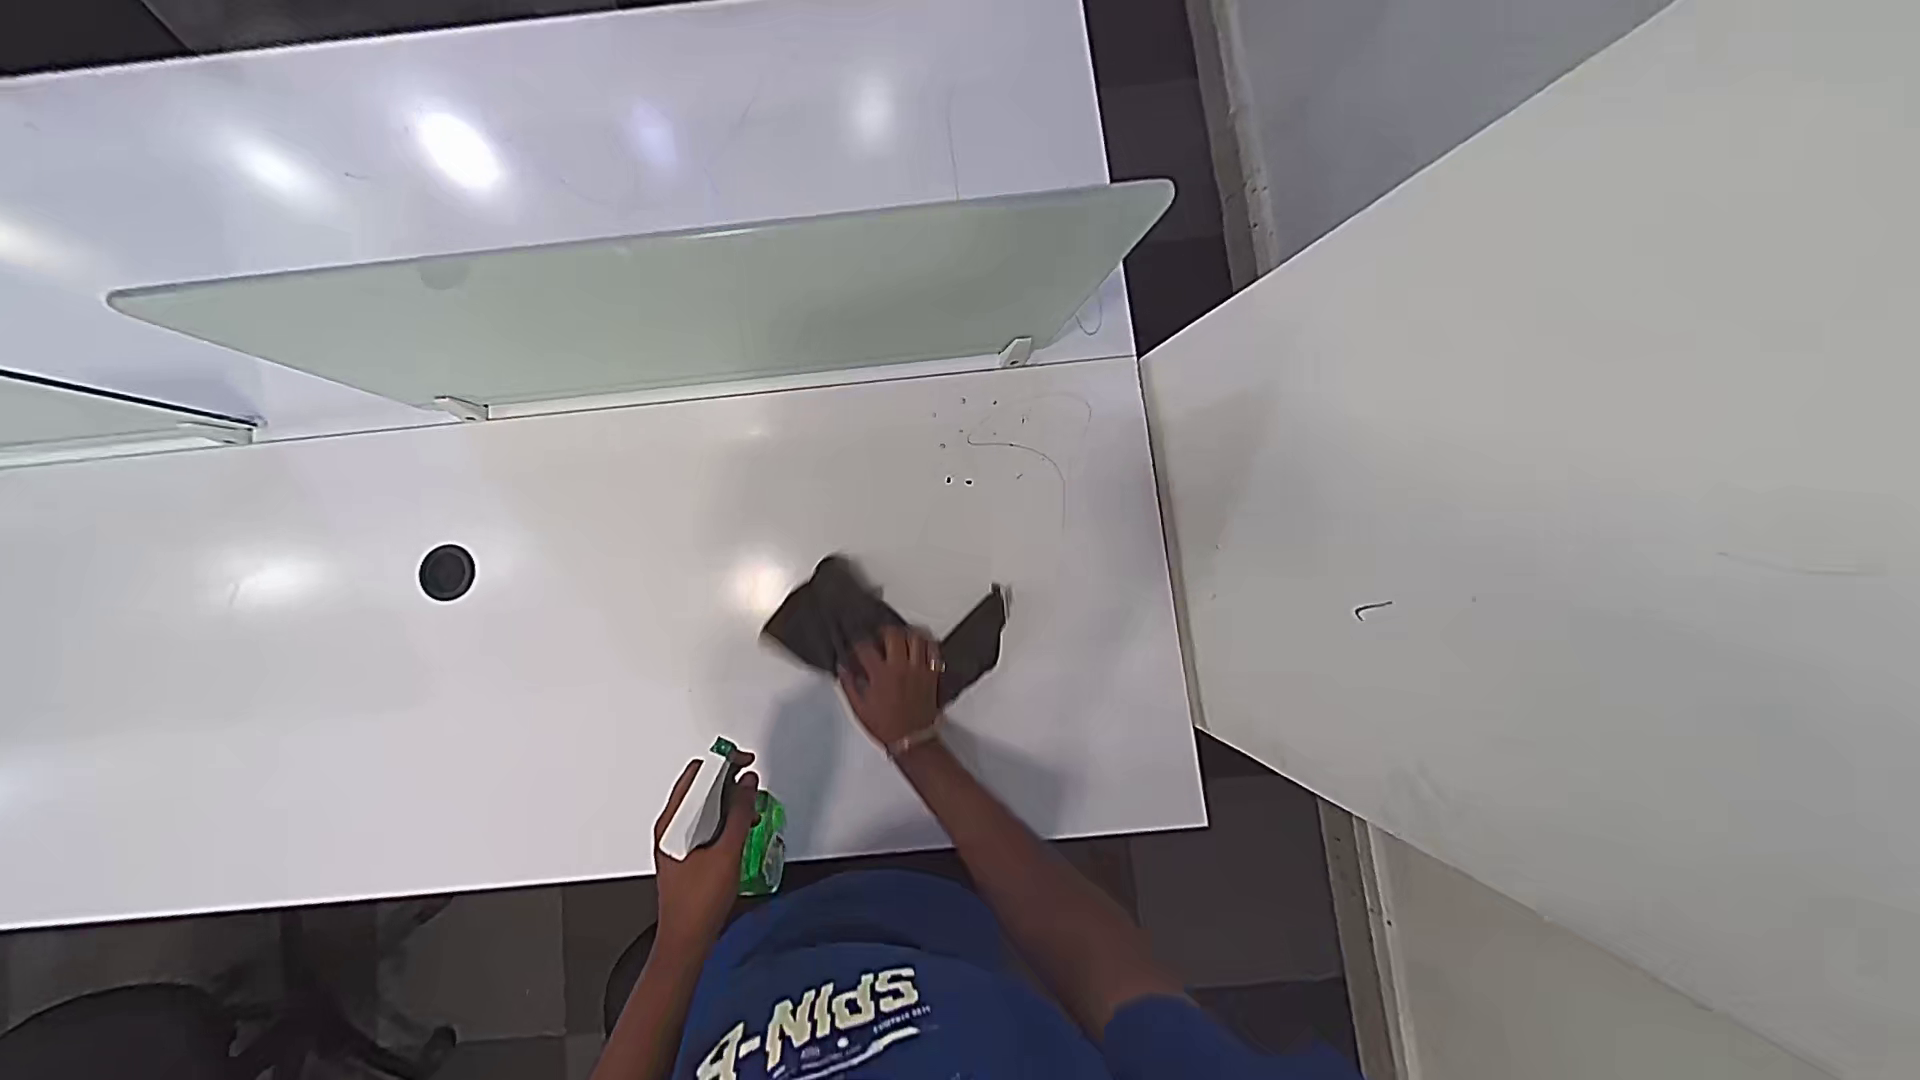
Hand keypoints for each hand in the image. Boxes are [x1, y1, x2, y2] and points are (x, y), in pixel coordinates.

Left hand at [653, 749, 758, 947]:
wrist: (686, 941)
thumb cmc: (699, 902)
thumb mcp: (727, 851)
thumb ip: (739, 812)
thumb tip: (747, 782)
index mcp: (672, 822)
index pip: (697, 773)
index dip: (723, 761)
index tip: (745, 760)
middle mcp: (671, 826)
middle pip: (700, 785)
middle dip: (728, 778)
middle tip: (751, 780)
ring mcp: (677, 838)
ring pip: (704, 802)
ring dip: (729, 798)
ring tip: (749, 806)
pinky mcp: (686, 849)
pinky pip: (706, 819)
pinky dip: (725, 815)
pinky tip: (742, 825)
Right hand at [839, 627, 941, 749]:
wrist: (912, 739)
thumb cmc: (887, 726)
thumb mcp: (859, 708)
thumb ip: (849, 685)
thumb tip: (842, 668)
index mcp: (880, 675)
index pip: (865, 648)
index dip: (858, 645)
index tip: (857, 649)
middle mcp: (900, 668)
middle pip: (894, 635)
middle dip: (884, 631)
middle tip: (880, 635)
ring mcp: (918, 669)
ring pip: (917, 638)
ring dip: (907, 633)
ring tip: (901, 636)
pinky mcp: (932, 674)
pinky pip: (933, 650)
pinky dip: (928, 643)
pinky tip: (921, 643)